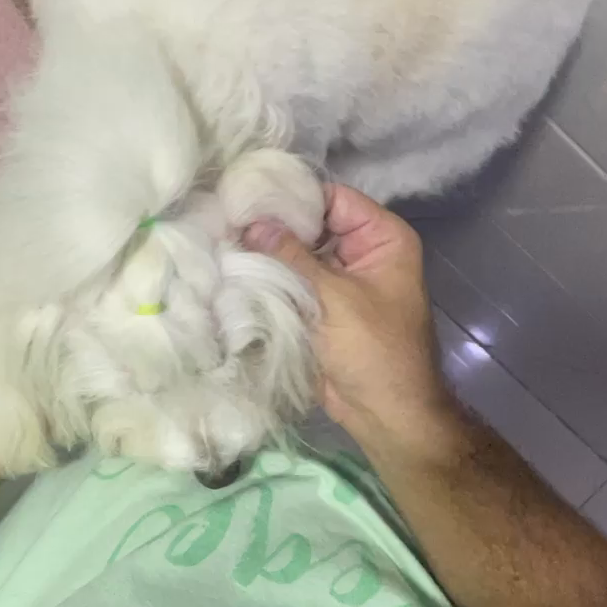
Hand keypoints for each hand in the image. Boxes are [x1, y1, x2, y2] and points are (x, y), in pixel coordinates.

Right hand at [245, 184, 469, 463]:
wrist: (383, 411)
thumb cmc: (374, 349)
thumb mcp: (335, 296)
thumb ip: (292, 256)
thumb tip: (251, 222)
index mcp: (382, 239)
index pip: (334, 199)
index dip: (294, 196)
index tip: (249, 195)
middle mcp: (361, 253)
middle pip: (312, 225)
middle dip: (275, 224)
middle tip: (228, 218)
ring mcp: (339, 281)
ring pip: (298, 255)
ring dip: (268, 253)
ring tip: (223, 240)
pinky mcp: (319, 306)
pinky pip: (292, 282)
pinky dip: (269, 278)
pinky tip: (235, 269)